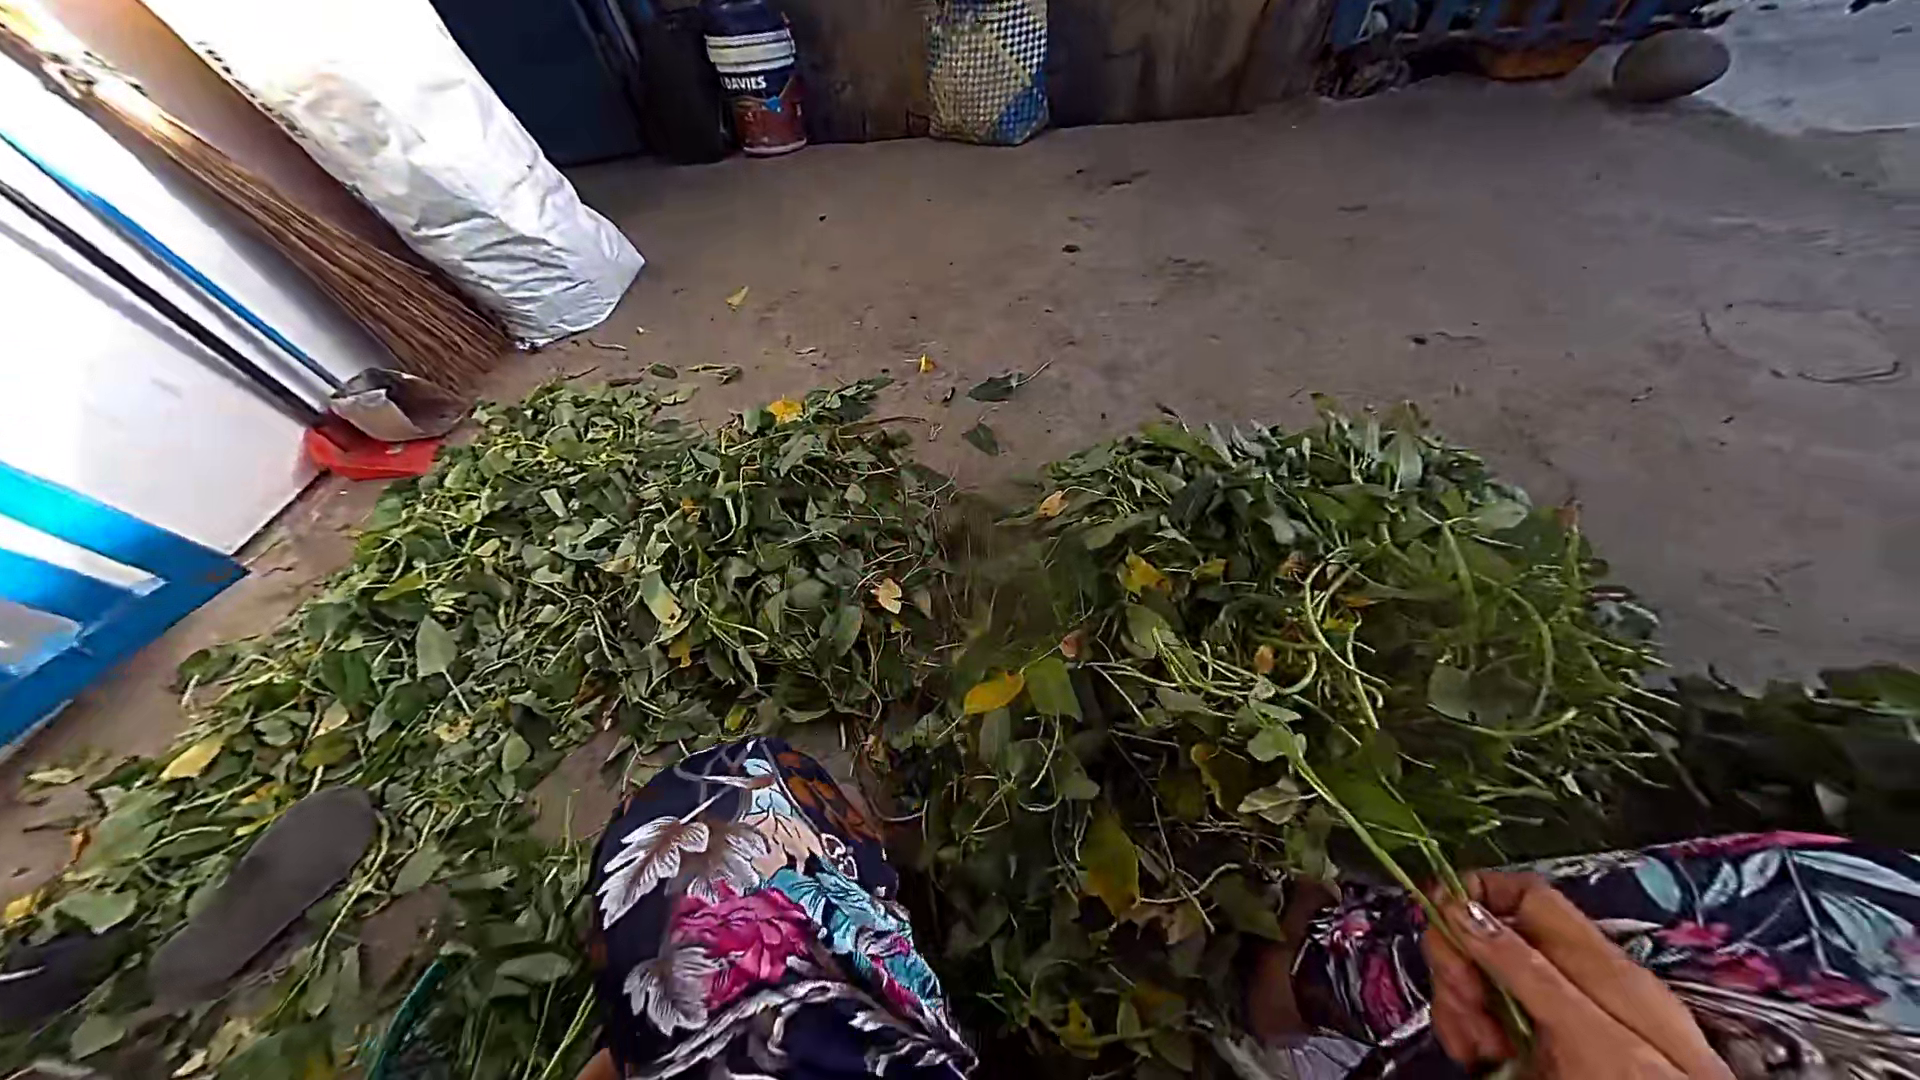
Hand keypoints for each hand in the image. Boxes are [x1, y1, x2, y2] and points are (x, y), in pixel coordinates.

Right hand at [1422, 871, 1732, 1079]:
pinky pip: (1481, 1016)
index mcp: (1600, 967)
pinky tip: (1477, 1057)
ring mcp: (1556, 1021)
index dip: (1475, 892)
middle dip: (1457, 959)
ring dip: (1456, 1001)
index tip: (1439, 918)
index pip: (1524, 892)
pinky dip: (1465, 1030)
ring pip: (1475, 975)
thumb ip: (1527, 969)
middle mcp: (1573, 985)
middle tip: (1462, 1001)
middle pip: (1487, 933)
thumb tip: (1458, 904)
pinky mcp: (1540, 1052)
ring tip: (1474, 1047)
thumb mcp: (1597, 1040)